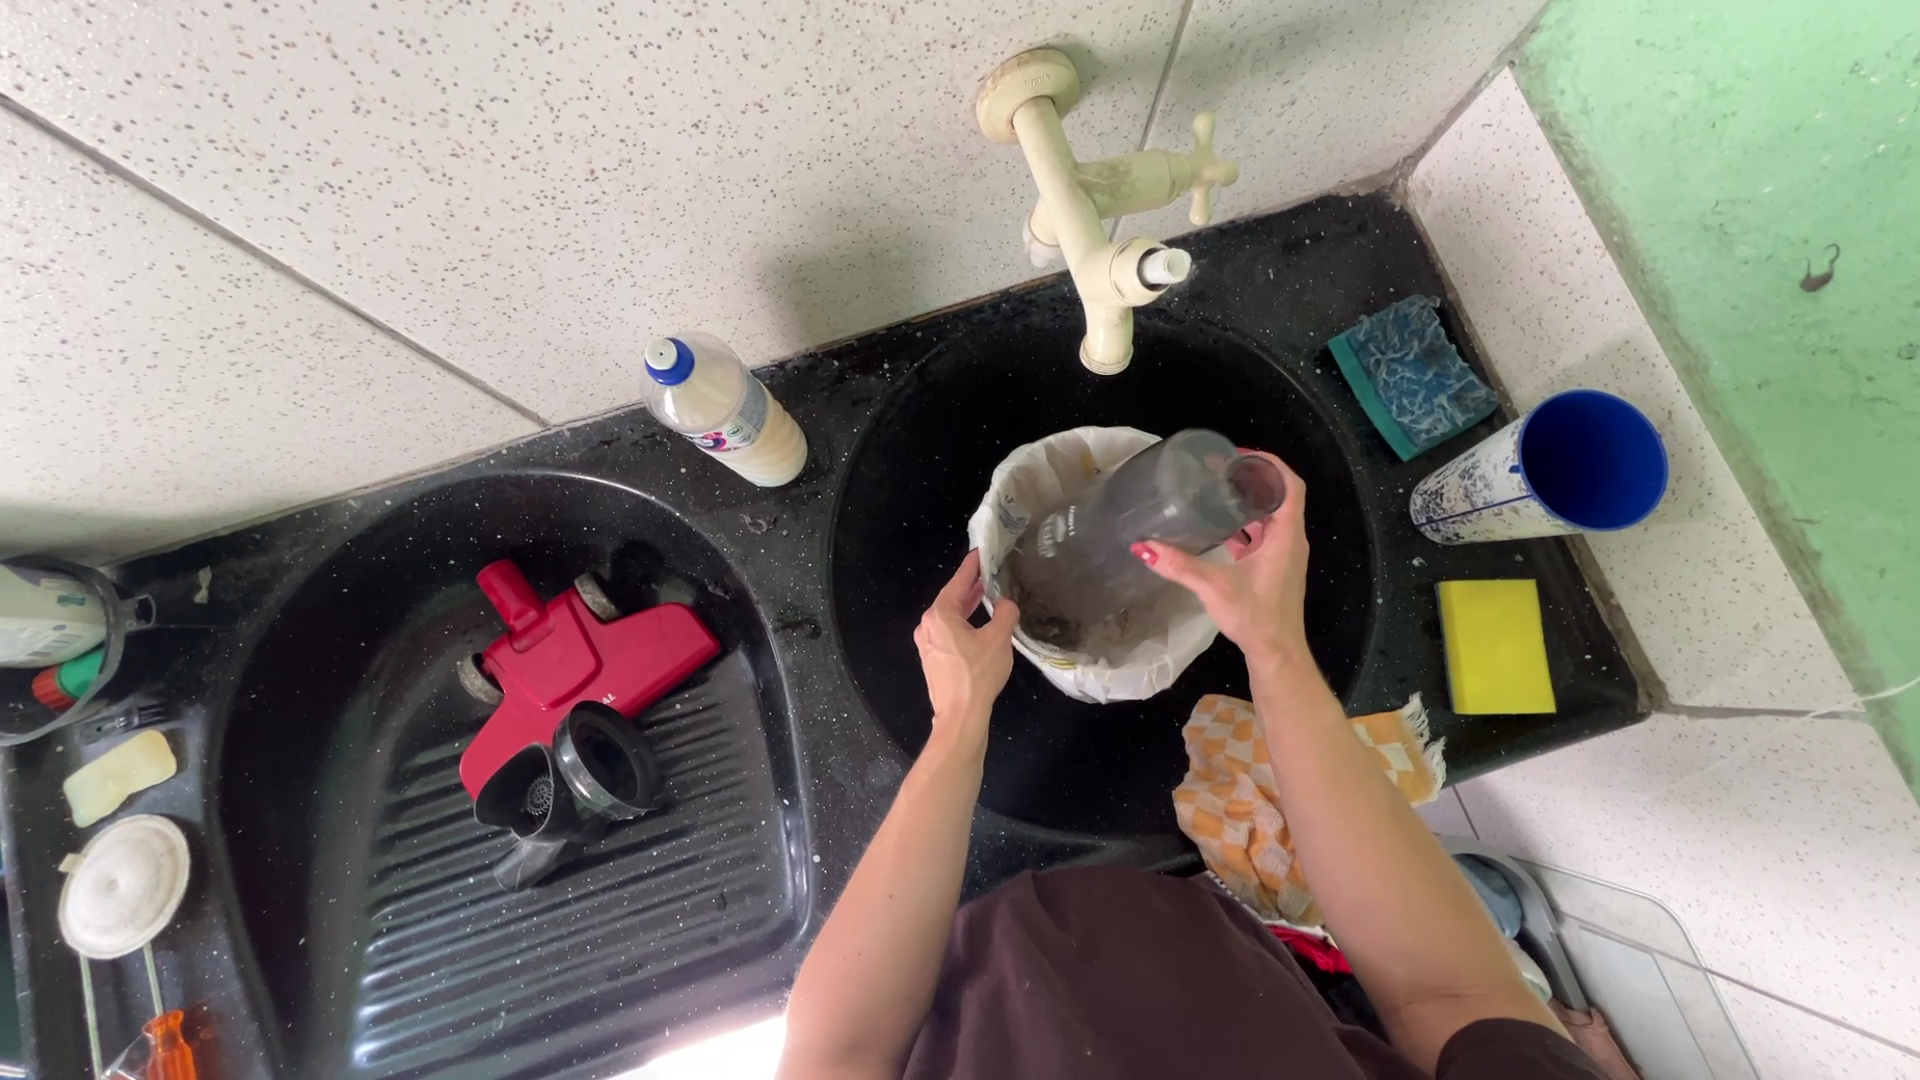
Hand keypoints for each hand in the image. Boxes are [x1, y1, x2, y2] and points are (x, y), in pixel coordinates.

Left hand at [914, 550, 1018, 747]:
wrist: (960, 716)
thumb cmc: (978, 674)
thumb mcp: (998, 639)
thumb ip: (1005, 614)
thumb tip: (1007, 604)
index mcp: (940, 615)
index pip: (958, 582)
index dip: (972, 566)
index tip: (980, 552)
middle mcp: (928, 626)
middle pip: (952, 598)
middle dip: (971, 587)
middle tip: (989, 573)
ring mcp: (928, 644)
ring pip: (950, 617)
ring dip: (968, 606)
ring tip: (987, 595)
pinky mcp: (933, 660)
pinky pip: (948, 633)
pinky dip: (963, 624)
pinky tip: (978, 625)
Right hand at [1134, 451, 1310, 665]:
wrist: (1276, 652)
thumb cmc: (1254, 616)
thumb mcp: (1213, 587)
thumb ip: (1178, 566)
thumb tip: (1142, 547)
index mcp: (1286, 537)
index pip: (1290, 487)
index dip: (1271, 466)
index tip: (1242, 455)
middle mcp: (1290, 541)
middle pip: (1280, 497)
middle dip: (1254, 479)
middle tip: (1222, 469)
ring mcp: (1285, 555)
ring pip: (1271, 516)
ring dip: (1250, 502)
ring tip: (1218, 490)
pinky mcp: (1275, 567)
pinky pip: (1264, 534)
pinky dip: (1246, 524)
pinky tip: (1220, 526)